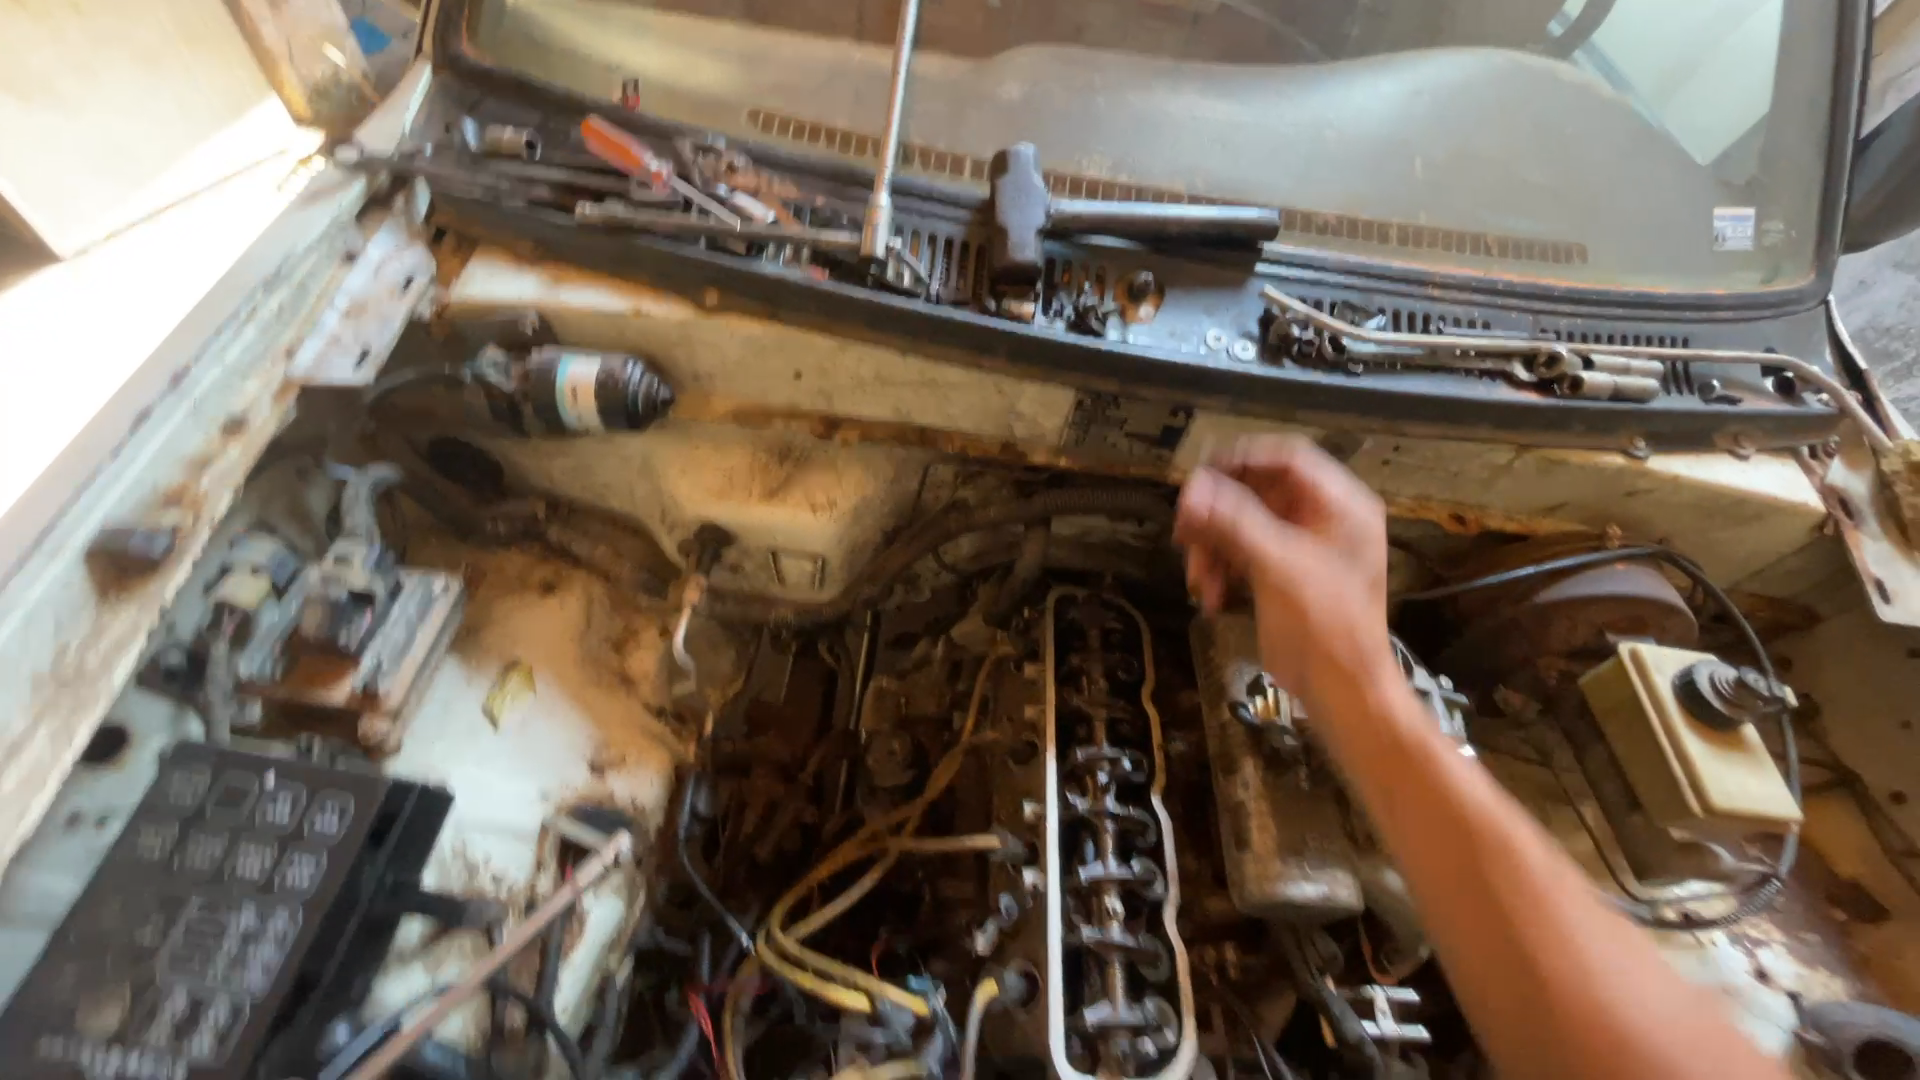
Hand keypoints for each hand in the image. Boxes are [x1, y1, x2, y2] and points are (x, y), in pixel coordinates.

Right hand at [1175, 435, 1392, 712]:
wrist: (1340, 691)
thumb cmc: (1324, 625)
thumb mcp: (1278, 565)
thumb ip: (1233, 521)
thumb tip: (1189, 489)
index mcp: (1339, 506)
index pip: (1287, 459)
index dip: (1241, 461)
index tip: (1199, 478)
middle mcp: (1320, 519)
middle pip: (1255, 493)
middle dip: (1216, 515)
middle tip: (1183, 532)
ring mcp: (1298, 548)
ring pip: (1239, 525)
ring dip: (1212, 548)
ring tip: (1198, 579)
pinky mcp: (1278, 575)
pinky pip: (1239, 555)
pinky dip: (1220, 571)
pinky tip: (1210, 598)